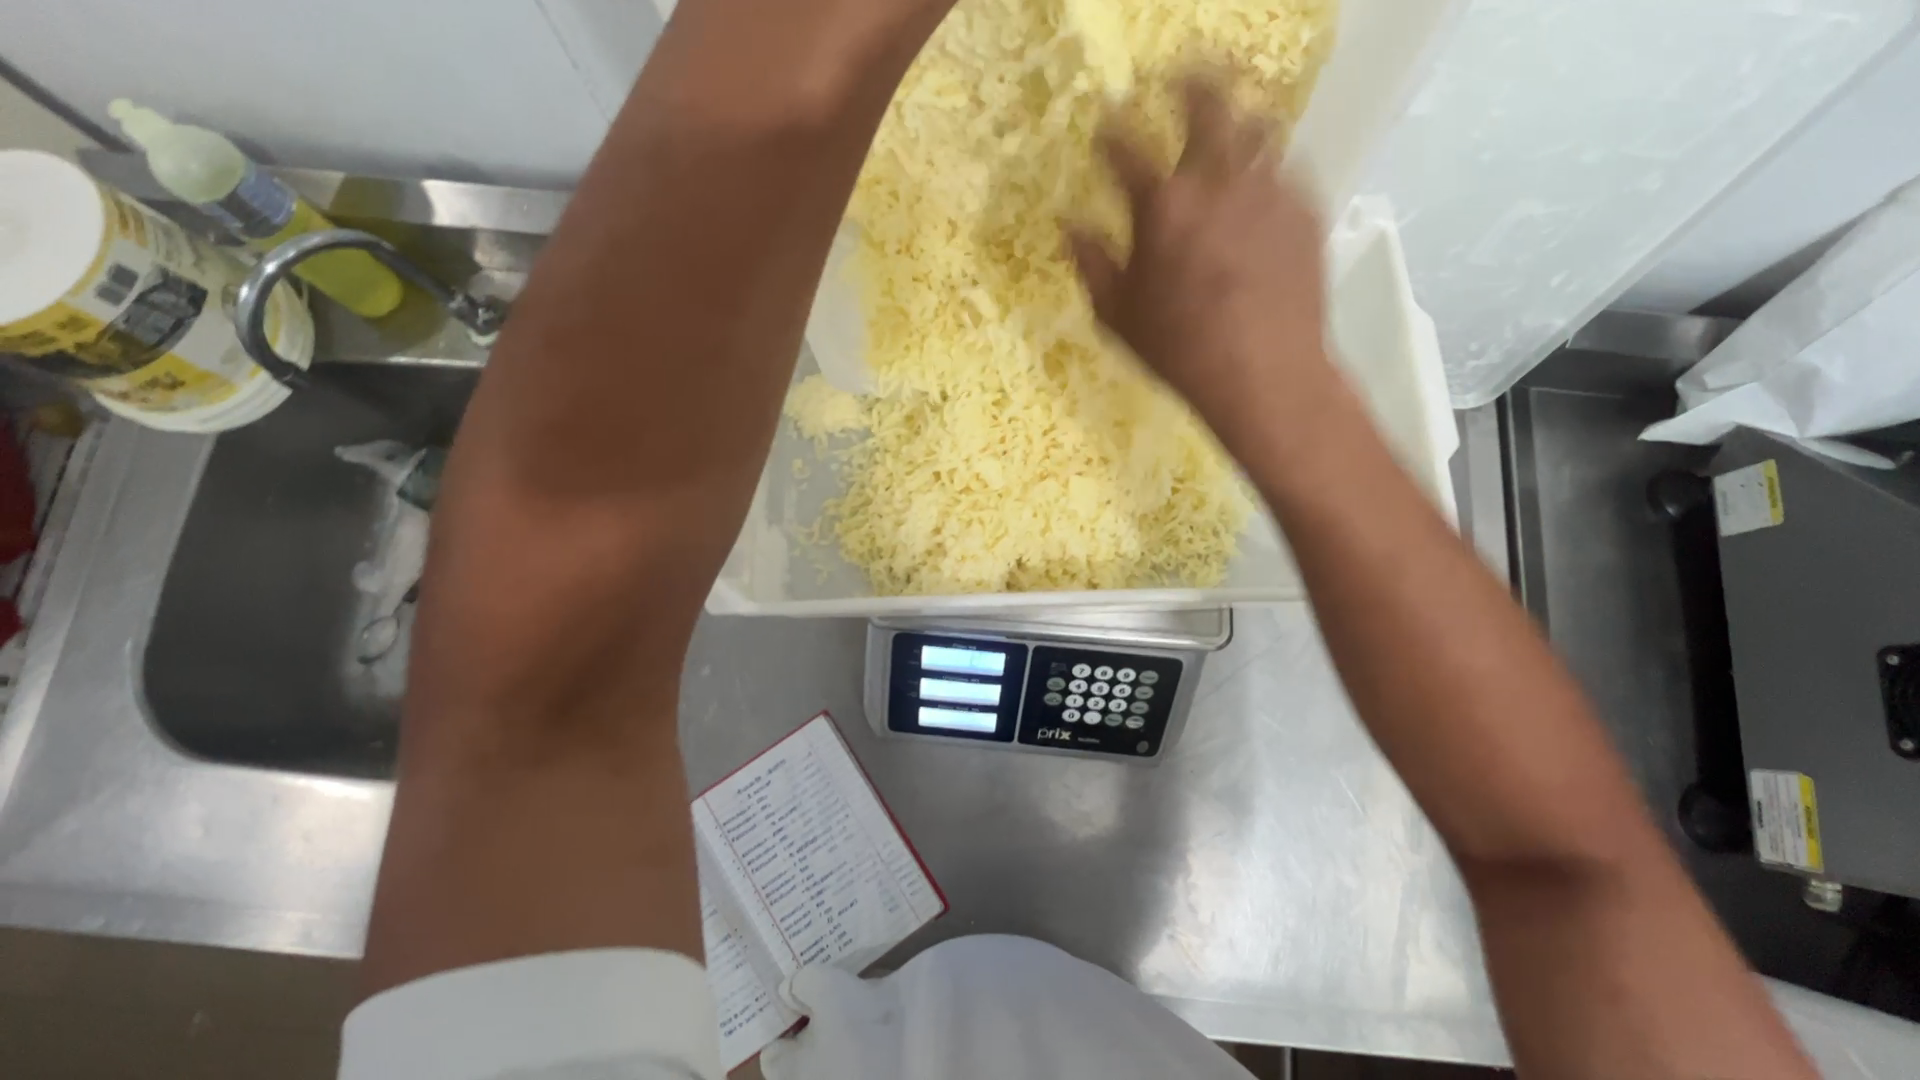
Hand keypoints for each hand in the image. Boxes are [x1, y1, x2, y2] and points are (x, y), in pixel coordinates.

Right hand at [1068, 79, 1330, 450]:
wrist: (1265, 373)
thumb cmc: (1179, 350)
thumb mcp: (1117, 316)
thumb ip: (1090, 263)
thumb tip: (1068, 227)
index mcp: (1160, 205)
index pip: (1125, 146)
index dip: (1110, 131)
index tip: (1104, 128)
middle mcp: (1214, 181)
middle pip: (1205, 104)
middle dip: (1188, 83)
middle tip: (1180, 79)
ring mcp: (1266, 189)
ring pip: (1255, 127)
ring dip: (1236, 121)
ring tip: (1228, 128)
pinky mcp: (1304, 208)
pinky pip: (1285, 170)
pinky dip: (1266, 172)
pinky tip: (1259, 191)